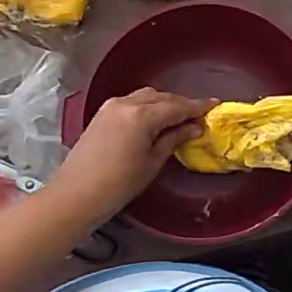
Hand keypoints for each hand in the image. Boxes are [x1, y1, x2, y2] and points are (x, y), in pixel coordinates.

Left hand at [50, 88, 211, 225]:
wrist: (76, 195)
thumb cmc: (119, 184)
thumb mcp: (152, 162)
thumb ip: (174, 139)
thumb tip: (194, 127)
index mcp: (142, 115)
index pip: (177, 106)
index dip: (198, 106)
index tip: (215, 105)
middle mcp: (126, 103)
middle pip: (161, 97)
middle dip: (181, 104)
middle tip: (199, 115)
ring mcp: (111, 107)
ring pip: (146, 97)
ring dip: (164, 104)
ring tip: (179, 118)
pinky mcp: (102, 114)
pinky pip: (132, 103)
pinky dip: (147, 107)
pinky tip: (156, 120)